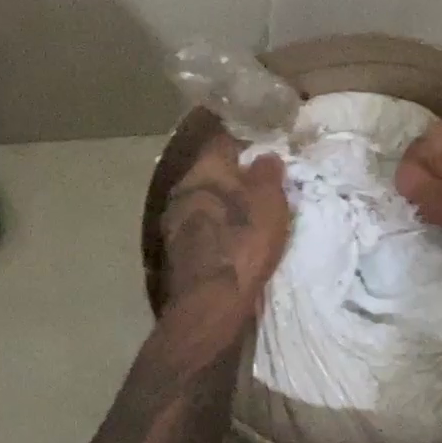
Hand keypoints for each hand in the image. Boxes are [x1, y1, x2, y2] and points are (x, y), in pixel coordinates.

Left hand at [160, 133, 290, 307]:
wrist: (211, 300)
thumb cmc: (245, 242)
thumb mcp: (270, 201)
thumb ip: (267, 173)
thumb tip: (264, 157)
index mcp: (204, 168)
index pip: (223, 142)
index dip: (245, 146)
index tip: (264, 155)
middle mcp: (181, 188)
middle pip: (209, 173)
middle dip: (231, 179)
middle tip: (258, 190)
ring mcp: (172, 222)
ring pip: (201, 203)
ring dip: (220, 208)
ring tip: (245, 219)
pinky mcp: (173, 252)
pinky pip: (197, 230)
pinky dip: (212, 232)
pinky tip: (229, 245)